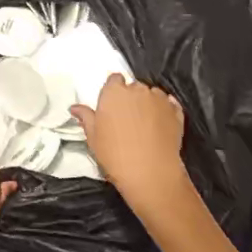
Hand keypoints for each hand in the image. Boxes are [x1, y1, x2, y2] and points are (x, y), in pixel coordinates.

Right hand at [71, 77, 193, 211]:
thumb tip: (75, 108)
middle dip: (130, 98)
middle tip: (125, 119)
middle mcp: (138, 90)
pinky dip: (164, 111)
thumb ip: (86, 117)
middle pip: (133, 87)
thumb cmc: (114, 153)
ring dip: (147, 103)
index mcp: (114, 92)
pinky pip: (169, 105)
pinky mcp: (176, 111)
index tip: (111, 106)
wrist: (149, 171)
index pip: (114, 80)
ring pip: (152, 95)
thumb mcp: (93, 137)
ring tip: (143, 125)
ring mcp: (160, 99)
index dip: (113, 91)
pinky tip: (159, 125)